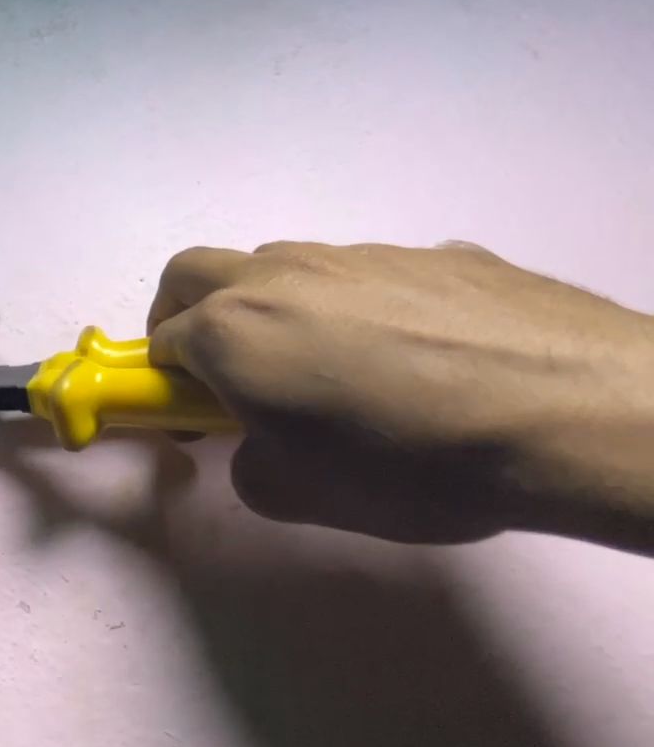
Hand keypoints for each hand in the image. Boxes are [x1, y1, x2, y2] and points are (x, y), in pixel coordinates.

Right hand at [147, 241, 653, 546]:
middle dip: (181, 314)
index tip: (193, 417)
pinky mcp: (439, 253)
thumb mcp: (294, 492)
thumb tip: (263, 440)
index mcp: (228, 330)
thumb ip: (245, 461)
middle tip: (218, 366)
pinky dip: (359, 307)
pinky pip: (368, 277)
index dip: (163, 384)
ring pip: (280, 268)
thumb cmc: (412, 462)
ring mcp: (359, 258)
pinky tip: (420, 359)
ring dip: (271, 308)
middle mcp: (278, 278)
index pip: (158, 342)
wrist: (588, 417)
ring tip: (334, 368)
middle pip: (191, 273)